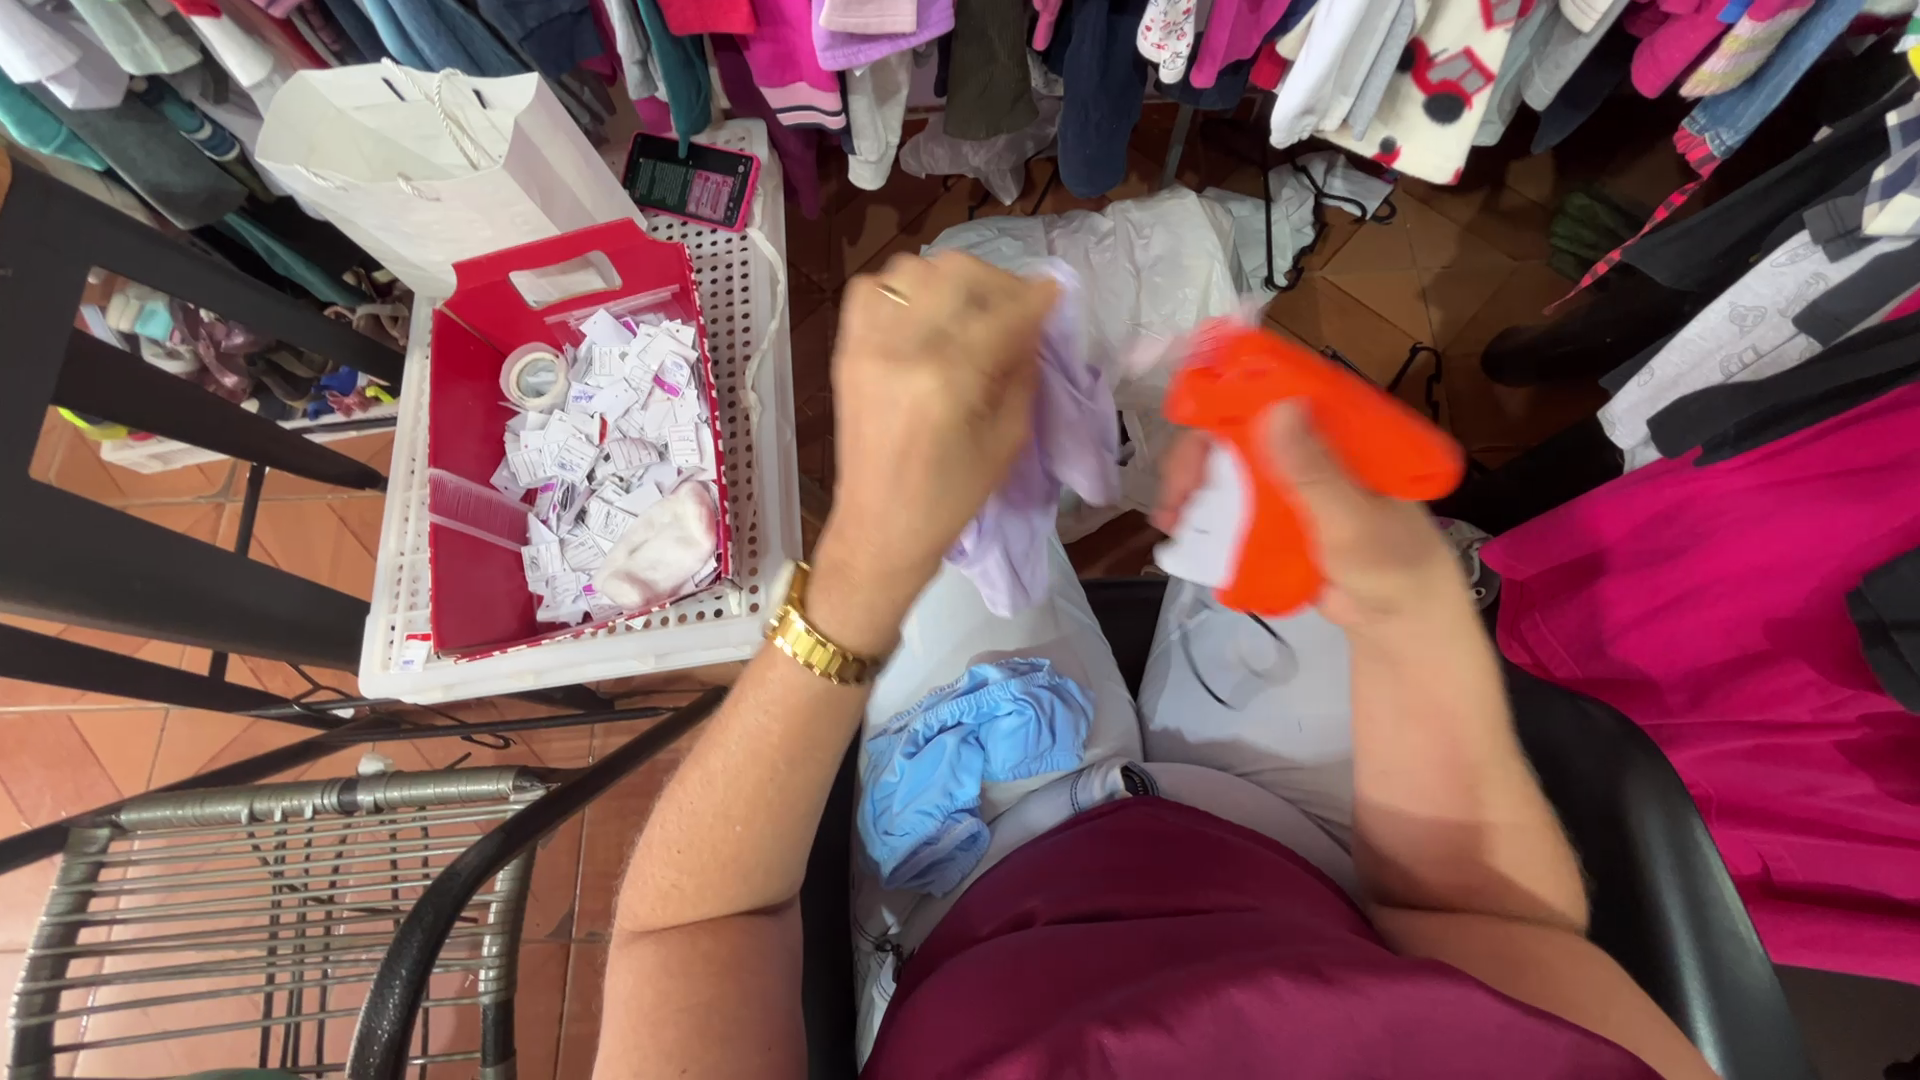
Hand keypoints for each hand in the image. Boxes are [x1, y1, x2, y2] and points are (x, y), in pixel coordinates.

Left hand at [808, 253, 1058, 649]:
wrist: (880, 526)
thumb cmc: (952, 497)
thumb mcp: (1007, 439)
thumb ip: (1021, 370)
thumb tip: (1030, 323)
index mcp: (948, 380)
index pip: (1002, 314)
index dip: (1036, 298)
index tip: (1053, 294)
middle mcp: (902, 350)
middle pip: (955, 273)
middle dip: (996, 281)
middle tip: (1013, 305)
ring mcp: (867, 346)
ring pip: (912, 269)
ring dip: (950, 281)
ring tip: (968, 309)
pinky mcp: (847, 351)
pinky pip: (872, 288)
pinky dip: (903, 290)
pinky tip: (923, 316)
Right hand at [1153, 402, 1464, 631]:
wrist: (1395, 619)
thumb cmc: (1391, 562)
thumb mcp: (1352, 517)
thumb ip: (1315, 471)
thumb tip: (1276, 408)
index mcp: (1334, 432)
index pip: (1272, 396)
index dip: (1225, 402)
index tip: (1191, 430)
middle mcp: (1305, 449)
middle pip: (1234, 434)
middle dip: (1195, 459)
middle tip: (1176, 497)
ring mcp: (1285, 485)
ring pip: (1224, 470)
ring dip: (1190, 488)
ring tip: (1170, 520)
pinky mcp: (1271, 518)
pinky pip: (1228, 506)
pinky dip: (1200, 515)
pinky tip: (1181, 530)